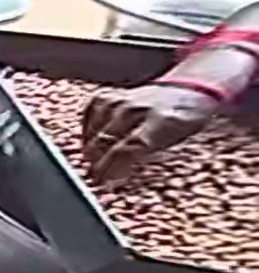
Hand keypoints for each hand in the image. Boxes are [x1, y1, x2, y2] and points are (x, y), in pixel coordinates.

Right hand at [82, 83, 218, 185]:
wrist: (187, 91)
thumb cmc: (184, 121)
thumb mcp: (182, 140)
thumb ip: (151, 157)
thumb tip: (116, 179)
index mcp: (165, 119)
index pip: (127, 149)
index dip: (111, 168)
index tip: (103, 182)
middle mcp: (137, 108)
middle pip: (103, 143)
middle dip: (98, 162)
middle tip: (100, 174)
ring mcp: (116, 101)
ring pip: (90, 136)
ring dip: (92, 150)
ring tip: (102, 157)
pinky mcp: (100, 98)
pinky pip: (84, 124)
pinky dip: (88, 135)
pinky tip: (100, 138)